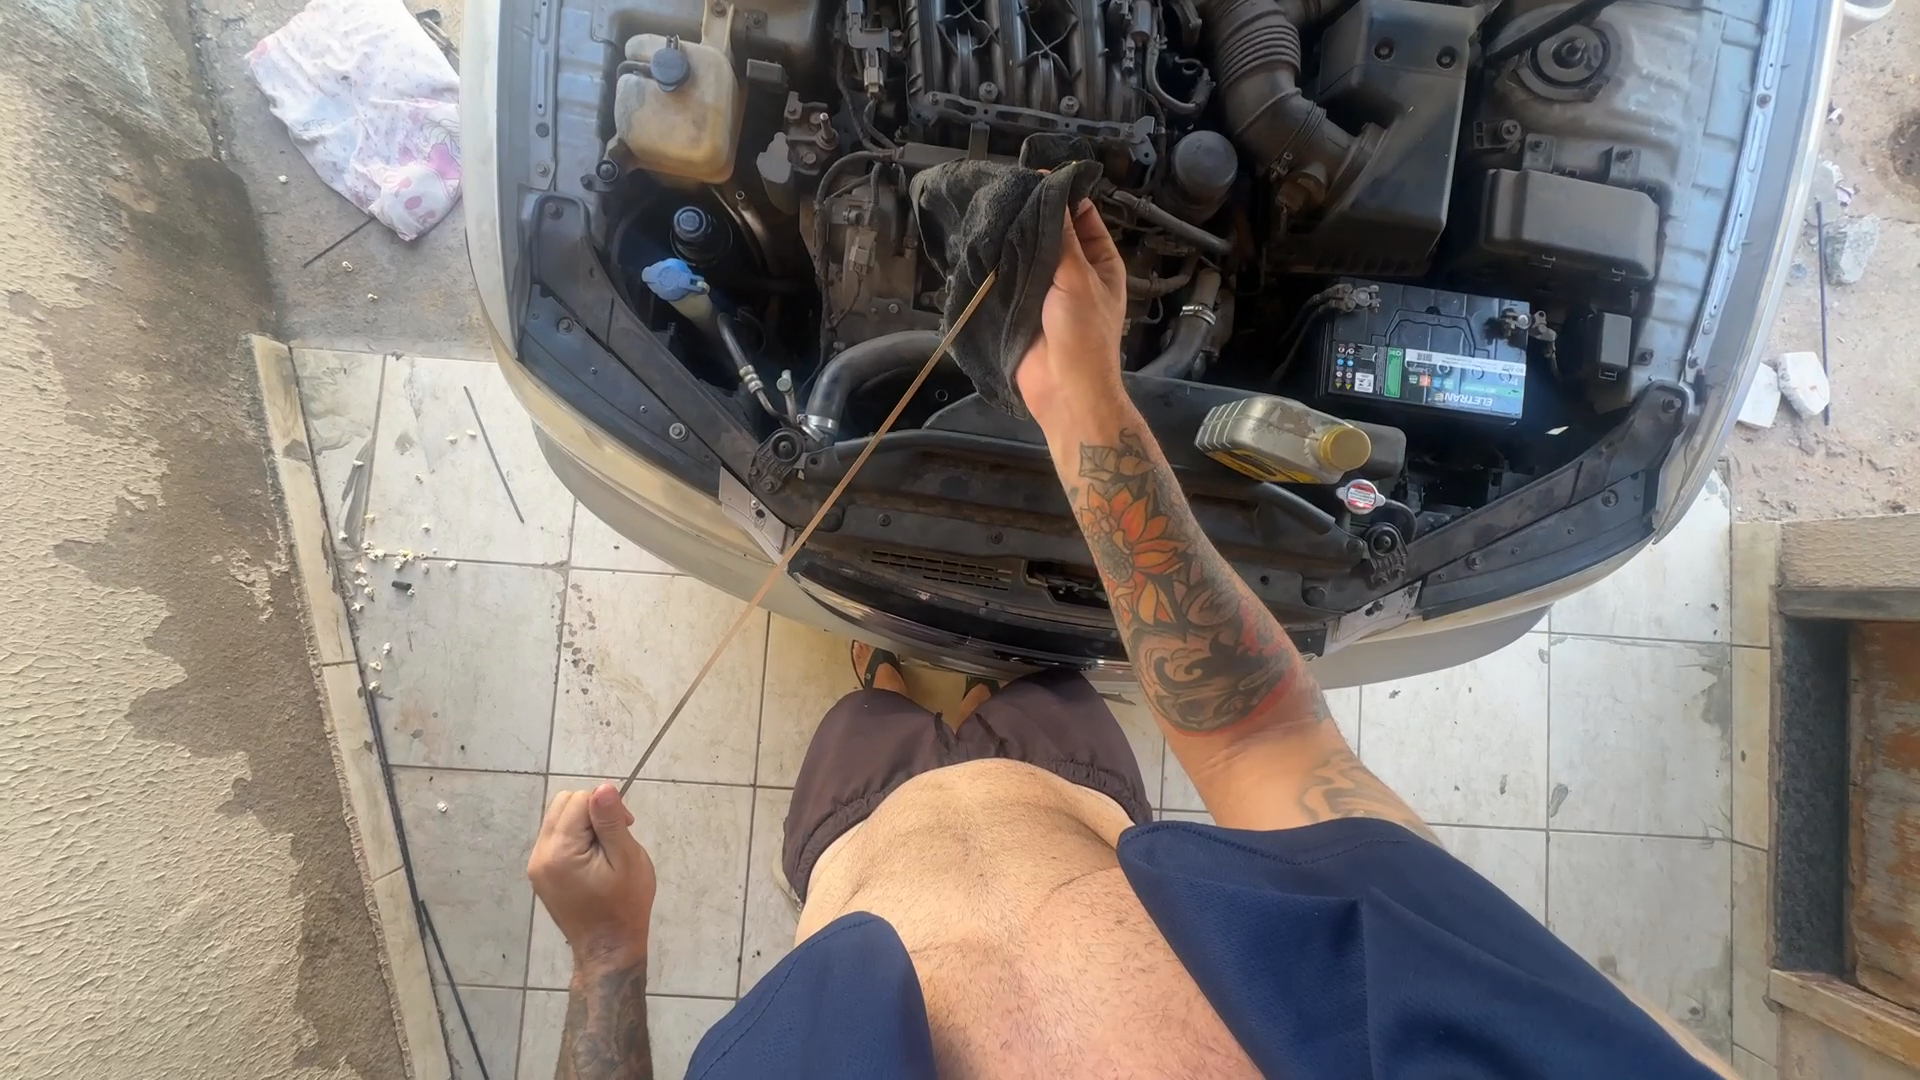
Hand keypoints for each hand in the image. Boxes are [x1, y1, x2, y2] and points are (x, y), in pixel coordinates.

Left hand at [528, 783, 655, 970]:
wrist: (608, 948)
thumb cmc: (624, 903)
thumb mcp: (626, 859)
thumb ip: (611, 822)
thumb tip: (603, 787)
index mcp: (559, 852)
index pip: (580, 800)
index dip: (607, 805)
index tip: (627, 825)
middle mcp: (540, 855)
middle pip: (564, 803)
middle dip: (594, 809)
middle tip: (618, 834)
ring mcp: (537, 865)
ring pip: (560, 817)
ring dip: (586, 821)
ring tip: (607, 847)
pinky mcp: (542, 872)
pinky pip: (558, 835)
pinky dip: (577, 835)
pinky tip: (594, 857)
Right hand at [1014, 199, 1128, 432]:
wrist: (1063, 390)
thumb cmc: (1084, 338)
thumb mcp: (1078, 278)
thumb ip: (1061, 237)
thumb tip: (1049, 194)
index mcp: (1100, 263)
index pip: (1083, 217)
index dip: (1062, 197)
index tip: (1036, 177)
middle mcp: (1074, 274)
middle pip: (1052, 234)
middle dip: (1031, 218)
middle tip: (1006, 193)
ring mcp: (1046, 292)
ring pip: (1027, 256)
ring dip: (1012, 241)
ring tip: (991, 215)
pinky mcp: (1022, 308)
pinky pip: (1010, 280)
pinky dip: (998, 266)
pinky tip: (984, 247)